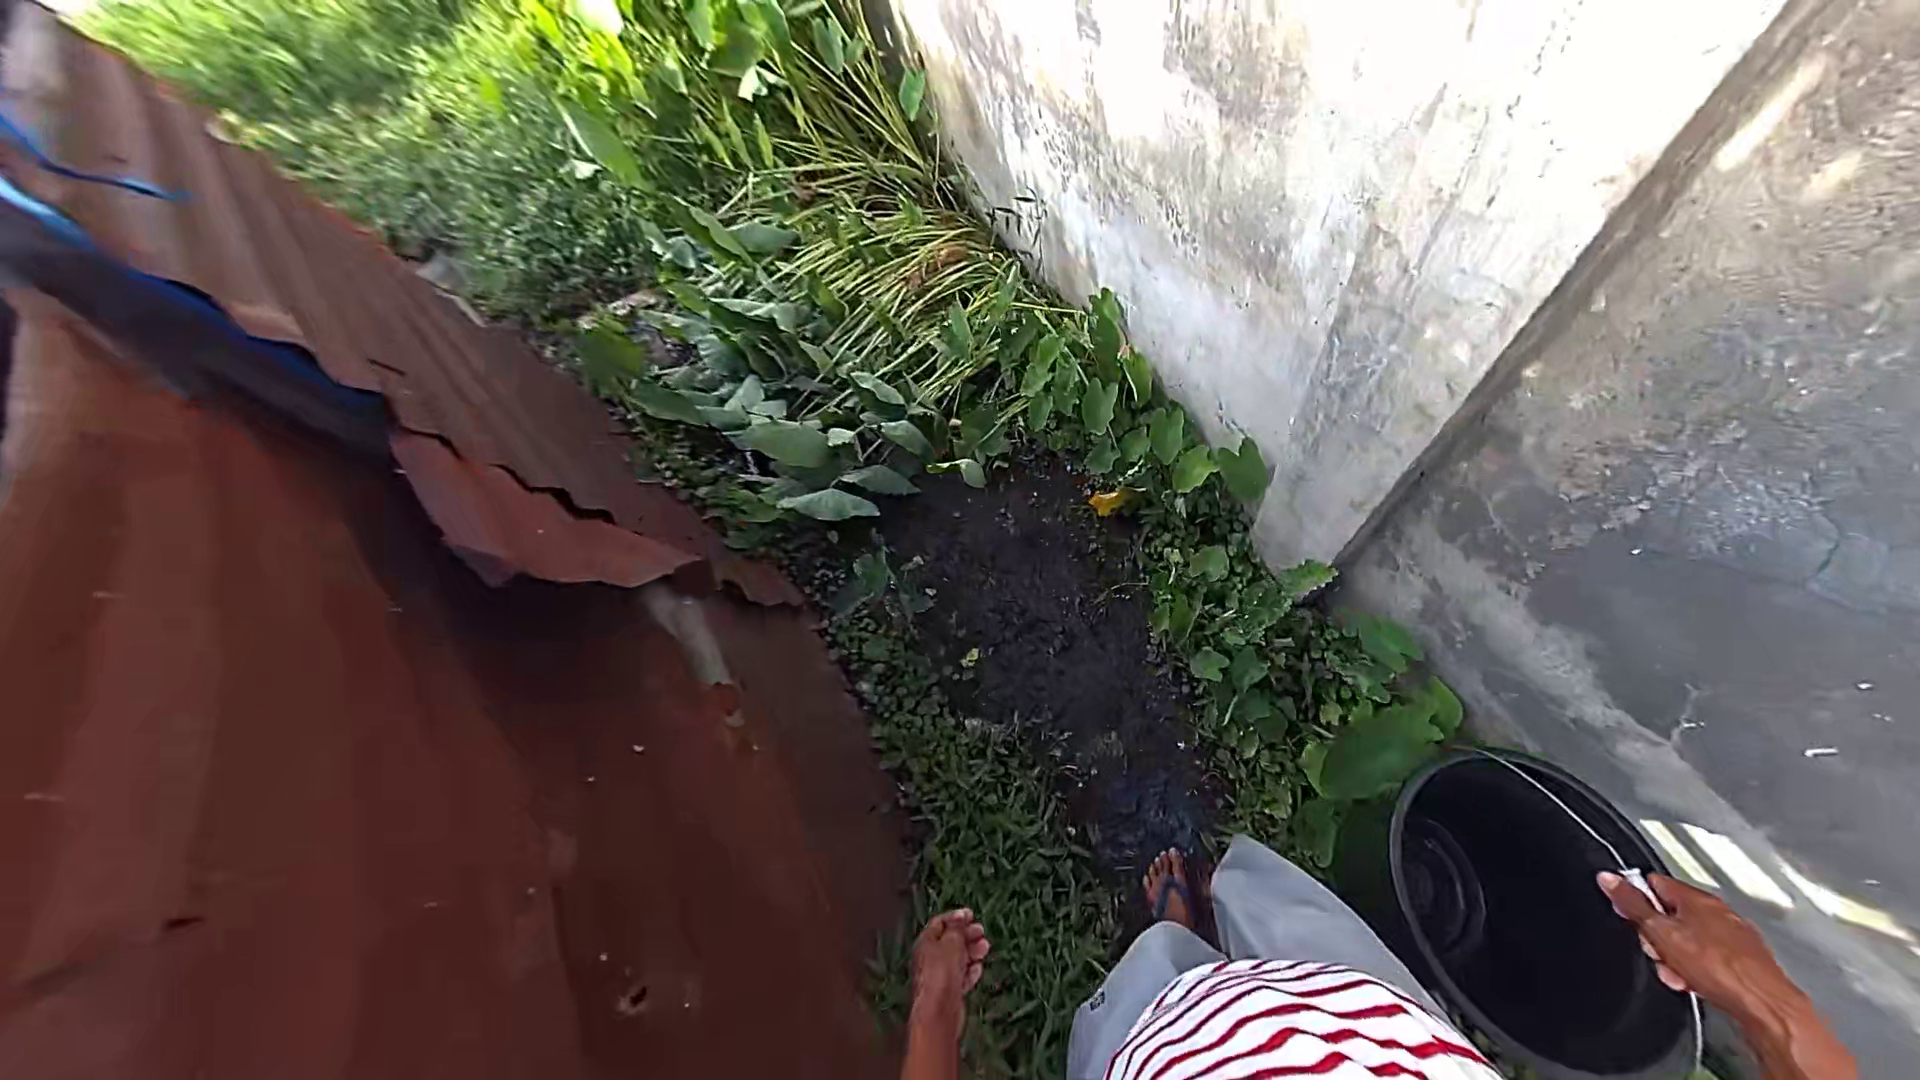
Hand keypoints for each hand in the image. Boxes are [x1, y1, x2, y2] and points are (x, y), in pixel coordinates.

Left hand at [910, 908, 989, 1025]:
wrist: (938, 1012)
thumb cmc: (942, 972)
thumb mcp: (952, 942)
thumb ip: (957, 928)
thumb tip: (960, 918)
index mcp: (925, 942)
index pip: (940, 922)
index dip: (956, 917)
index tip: (971, 915)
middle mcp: (929, 957)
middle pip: (950, 940)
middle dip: (967, 935)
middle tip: (981, 931)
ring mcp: (938, 976)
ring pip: (957, 958)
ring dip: (971, 952)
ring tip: (985, 948)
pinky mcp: (947, 992)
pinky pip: (960, 976)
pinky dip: (969, 971)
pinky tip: (978, 969)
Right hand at [1597, 872, 1856, 1079]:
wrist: (1771, 1012)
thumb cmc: (1720, 970)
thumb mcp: (1658, 930)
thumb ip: (1630, 902)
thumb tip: (1608, 878)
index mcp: (1698, 898)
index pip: (1651, 882)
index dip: (1634, 897)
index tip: (1628, 913)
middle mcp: (1721, 913)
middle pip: (1669, 912)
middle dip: (1656, 933)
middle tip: (1654, 948)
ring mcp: (1739, 939)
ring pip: (1689, 938)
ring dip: (1675, 954)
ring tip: (1676, 971)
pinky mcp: (1750, 964)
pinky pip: (1711, 958)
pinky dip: (1698, 968)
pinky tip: (1696, 982)